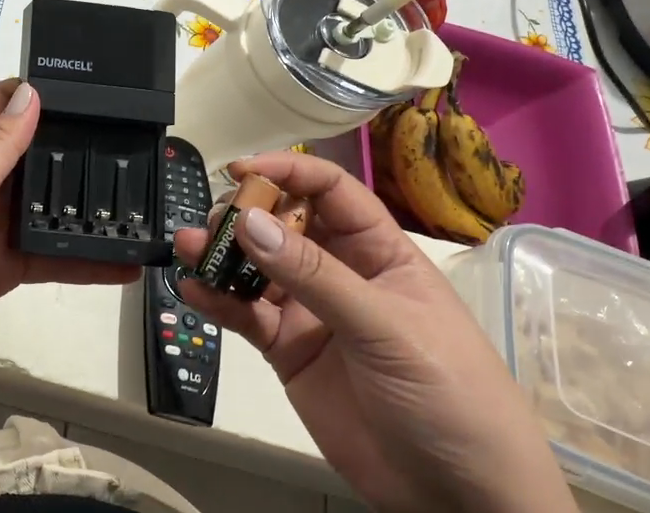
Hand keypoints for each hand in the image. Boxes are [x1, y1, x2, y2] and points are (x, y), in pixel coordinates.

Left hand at [0, 79, 137, 369]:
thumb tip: (30, 91)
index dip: (32, 92)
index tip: (85, 86)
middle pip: (31, 156)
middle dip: (72, 147)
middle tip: (133, 141)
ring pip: (46, 207)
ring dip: (84, 205)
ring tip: (141, 201)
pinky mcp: (4, 267)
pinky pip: (51, 257)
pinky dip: (85, 259)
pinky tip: (125, 261)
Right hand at [172, 152, 573, 512]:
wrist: (461, 500)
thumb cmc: (452, 399)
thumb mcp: (389, 331)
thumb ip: (315, 277)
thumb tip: (248, 222)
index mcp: (380, 254)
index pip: (331, 192)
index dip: (288, 172)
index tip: (240, 170)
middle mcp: (340, 273)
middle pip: (282, 223)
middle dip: (243, 215)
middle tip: (212, 224)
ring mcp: (311, 312)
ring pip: (255, 267)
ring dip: (219, 255)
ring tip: (188, 250)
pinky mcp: (287, 350)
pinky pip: (244, 314)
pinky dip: (216, 300)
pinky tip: (193, 292)